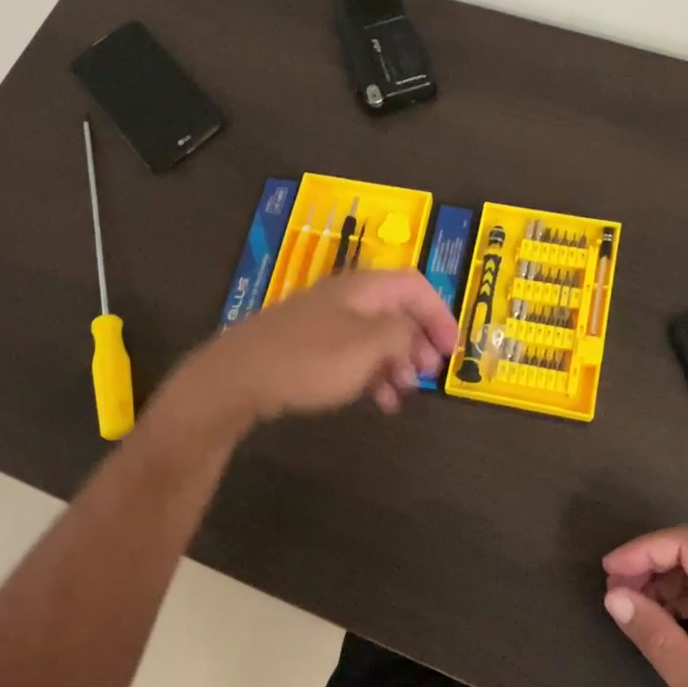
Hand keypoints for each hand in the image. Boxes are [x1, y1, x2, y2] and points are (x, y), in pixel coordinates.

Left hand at [178, 268, 459, 421]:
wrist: (236, 378)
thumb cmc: (308, 360)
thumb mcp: (367, 347)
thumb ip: (401, 334)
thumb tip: (414, 331)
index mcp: (363, 288)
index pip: (416, 286)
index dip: (440, 314)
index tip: (451, 350)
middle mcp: (345, 297)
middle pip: (397, 310)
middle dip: (419, 342)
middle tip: (429, 375)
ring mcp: (323, 321)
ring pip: (375, 335)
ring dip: (396, 363)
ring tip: (403, 394)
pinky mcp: (307, 346)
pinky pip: (353, 353)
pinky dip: (371, 373)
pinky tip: (377, 400)